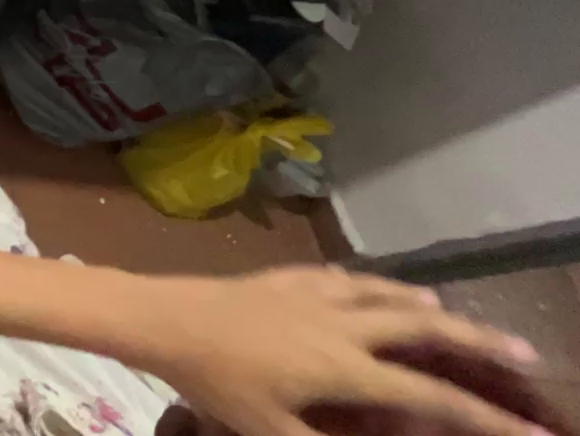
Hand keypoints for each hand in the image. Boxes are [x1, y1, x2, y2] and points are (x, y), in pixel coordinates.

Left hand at [136, 267, 545, 435]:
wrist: (153, 316)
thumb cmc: (210, 378)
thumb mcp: (271, 430)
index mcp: (343, 367)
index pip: (434, 400)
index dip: (492, 420)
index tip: (542, 434)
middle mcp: (333, 324)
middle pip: (418, 327)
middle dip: (476, 341)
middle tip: (525, 352)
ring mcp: (299, 294)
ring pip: (374, 290)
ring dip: (417, 300)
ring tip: (449, 311)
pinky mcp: (268, 278)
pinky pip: (326, 275)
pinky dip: (357, 280)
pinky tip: (360, 282)